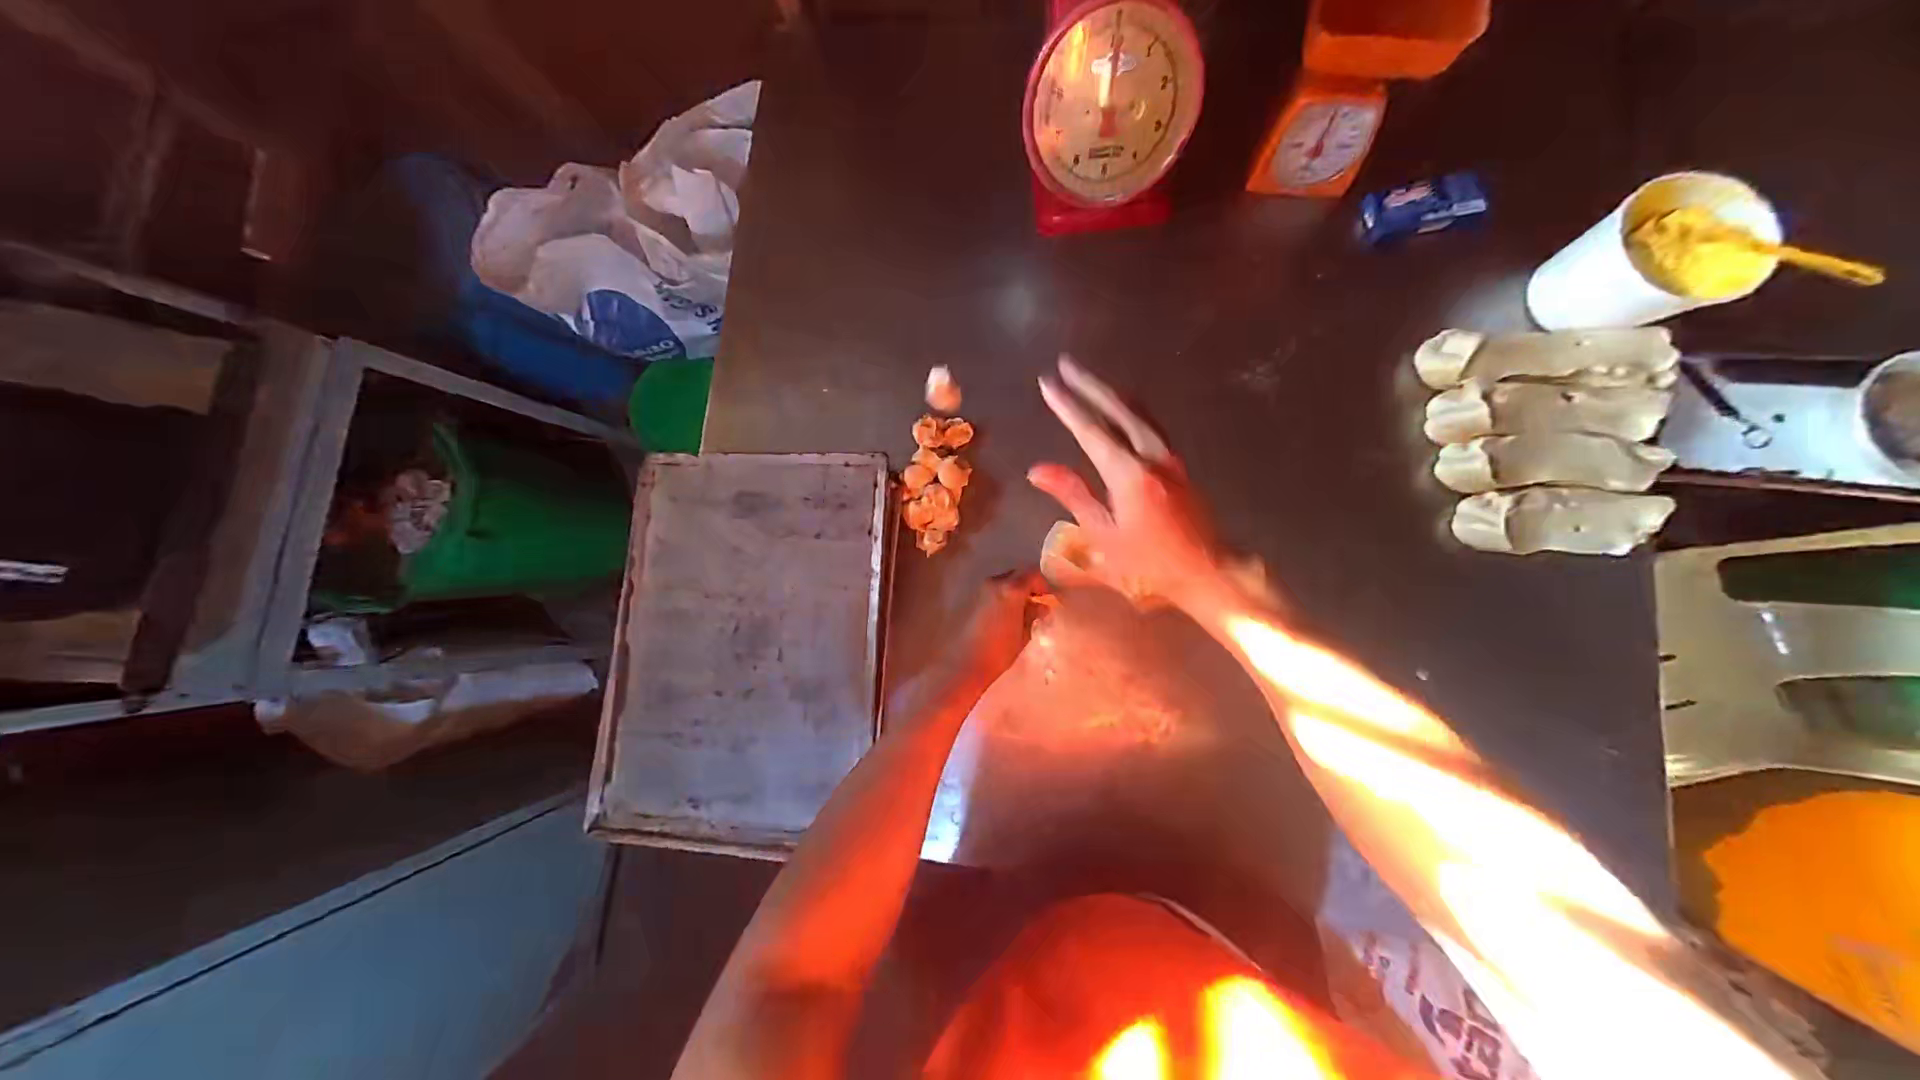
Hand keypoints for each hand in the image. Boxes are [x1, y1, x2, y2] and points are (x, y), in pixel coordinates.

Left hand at [952, 568, 1050, 682]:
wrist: (966, 663)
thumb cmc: (1000, 651)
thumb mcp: (1023, 633)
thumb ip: (1033, 615)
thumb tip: (1041, 606)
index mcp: (1011, 589)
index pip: (1034, 574)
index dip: (1046, 583)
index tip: (1053, 596)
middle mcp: (996, 582)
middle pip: (1019, 574)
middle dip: (1033, 584)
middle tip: (1043, 600)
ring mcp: (983, 589)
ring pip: (1007, 580)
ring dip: (1019, 589)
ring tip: (1029, 607)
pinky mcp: (975, 598)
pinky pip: (997, 589)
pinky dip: (1008, 594)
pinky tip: (1013, 612)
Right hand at [1028, 354, 1229, 610]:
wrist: (1209, 573)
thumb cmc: (1150, 566)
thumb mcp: (1103, 537)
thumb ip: (1073, 496)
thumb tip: (1037, 469)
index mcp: (1129, 475)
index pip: (1091, 430)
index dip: (1067, 406)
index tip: (1047, 383)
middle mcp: (1152, 456)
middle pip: (1118, 408)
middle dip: (1089, 385)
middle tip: (1065, 364)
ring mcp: (1170, 458)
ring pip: (1138, 412)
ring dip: (1111, 392)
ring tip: (1088, 378)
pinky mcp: (1179, 464)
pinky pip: (1151, 424)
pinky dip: (1130, 407)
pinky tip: (1123, 406)